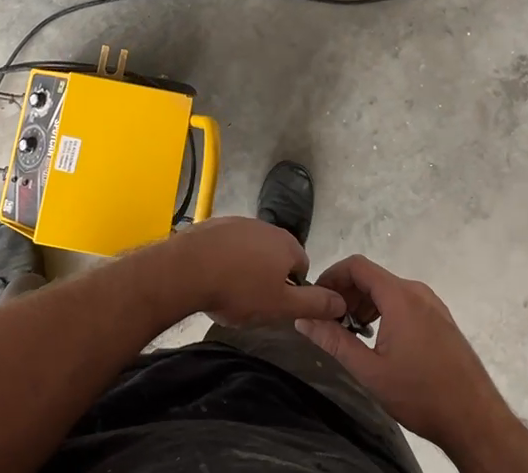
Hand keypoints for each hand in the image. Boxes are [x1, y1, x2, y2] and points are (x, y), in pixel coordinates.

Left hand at [151, 217, 346, 326]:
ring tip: (228, 290)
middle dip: (268, 277)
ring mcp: (236, 221)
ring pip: (250, 250)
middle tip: (252, 300)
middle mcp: (264, 226)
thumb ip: (314, 304)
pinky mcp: (212, 225)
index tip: (275, 304)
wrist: (187, 269)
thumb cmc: (239, 290)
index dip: (291, 288)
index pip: (302, 266)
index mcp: (285, 243)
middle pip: (275, 256)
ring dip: (245, 267)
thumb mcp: (282, 306)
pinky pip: (226, 245)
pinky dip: (224, 259)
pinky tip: (211, 275)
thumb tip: (341, 302)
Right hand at [294, 256, 511, 456]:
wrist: (477, 421)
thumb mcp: (370, 371)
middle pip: (373, 277)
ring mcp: (434, 306)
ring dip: (365, 304)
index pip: (357, 265)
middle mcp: (418, 293)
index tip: (317, 297)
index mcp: (400, 297)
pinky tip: (379, 341)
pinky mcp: (443, 321)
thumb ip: (334, 341)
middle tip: (329, 320)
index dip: (332, 275)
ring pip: (389, 291)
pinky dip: (385, 311)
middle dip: (347, 293)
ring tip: (351, 333)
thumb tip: (303, 320)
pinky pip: (406, 303)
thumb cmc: (420, 395)